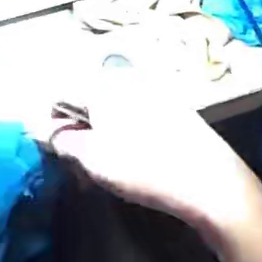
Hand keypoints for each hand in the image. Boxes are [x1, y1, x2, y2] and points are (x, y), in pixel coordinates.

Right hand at [31, 78, 261, 238]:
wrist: (212, 182)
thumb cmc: (147, 168)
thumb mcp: (95, 159)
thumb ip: (65, 140)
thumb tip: (49, 128)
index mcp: (107, 84)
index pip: (65, 92)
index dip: (54, 120)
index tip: (56, 147)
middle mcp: (130, 79)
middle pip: (91, 98)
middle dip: (80, 126)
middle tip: (83, 161)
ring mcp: (156, 92)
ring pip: (115, 107)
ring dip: (104, 131)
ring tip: (109, 164)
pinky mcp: (175, 109)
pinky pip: (138, 115)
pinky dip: (128, 132)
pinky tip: (137, 159)